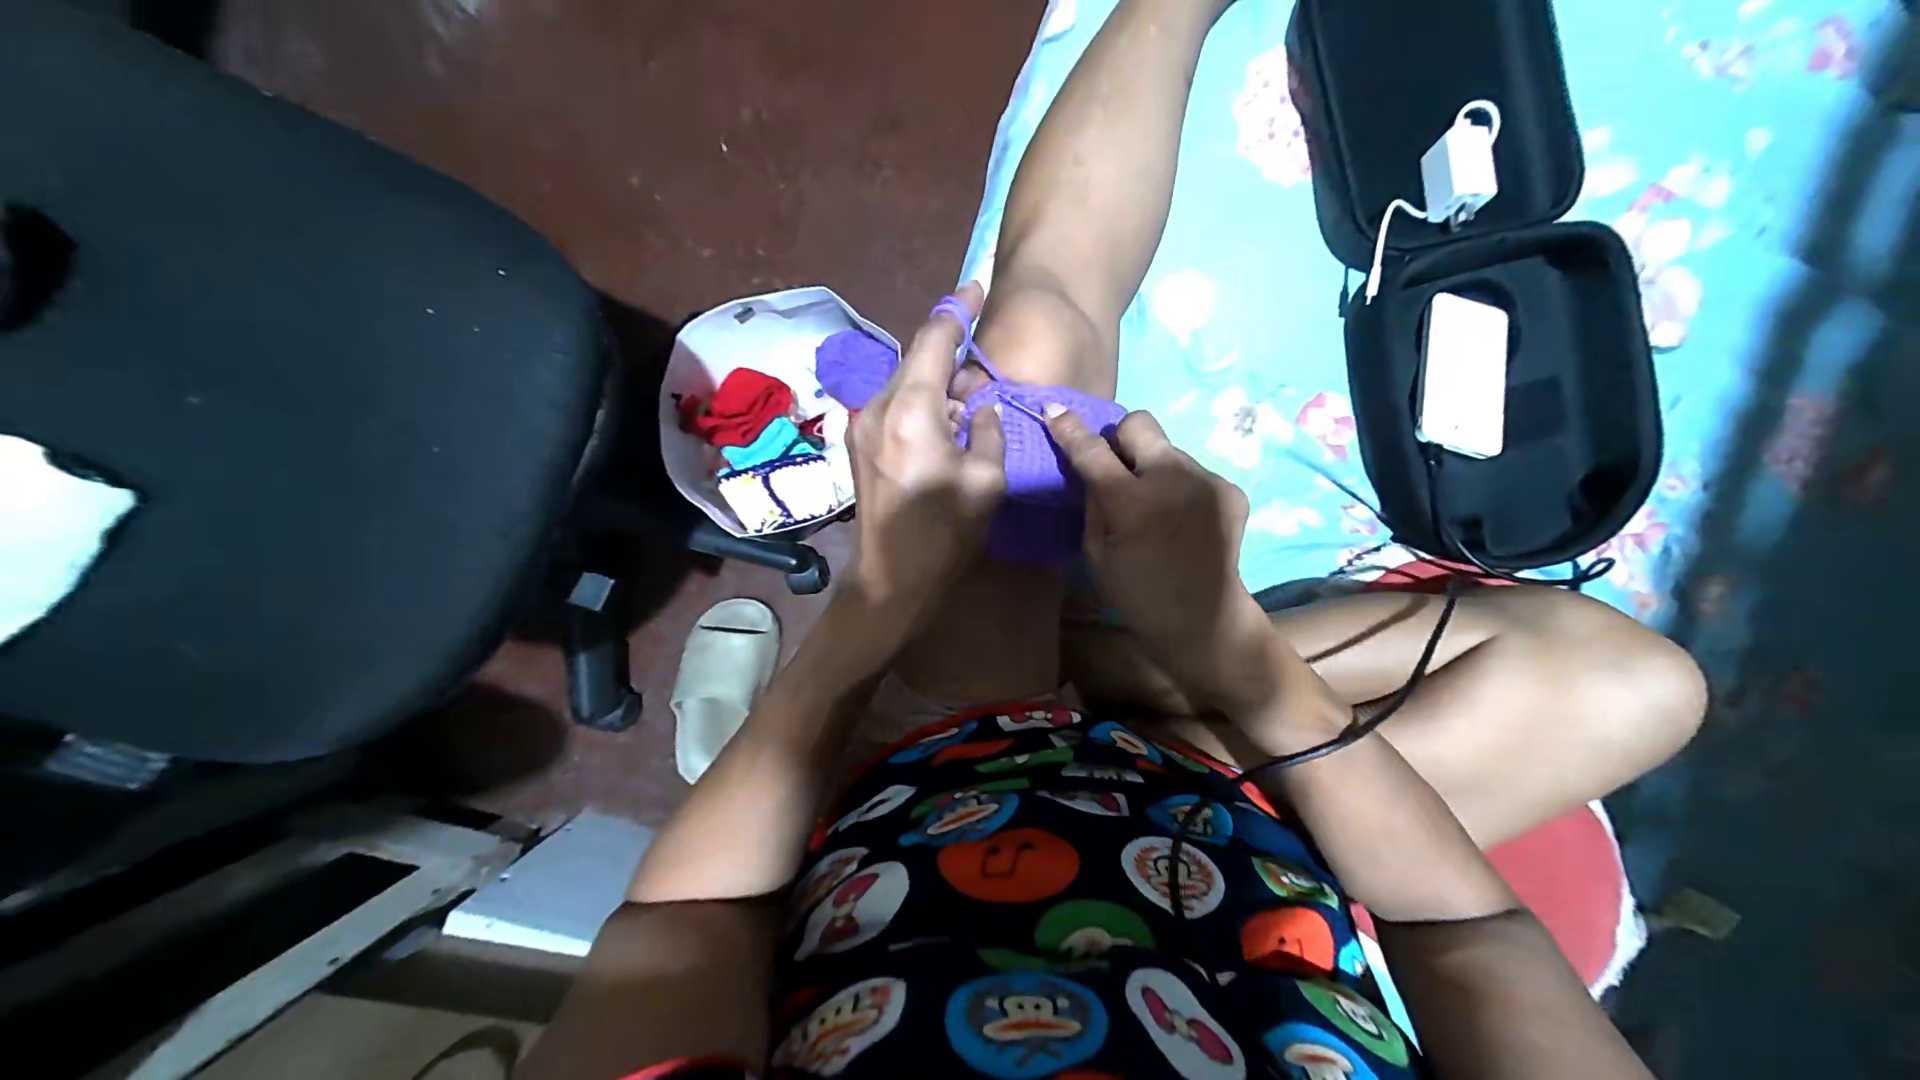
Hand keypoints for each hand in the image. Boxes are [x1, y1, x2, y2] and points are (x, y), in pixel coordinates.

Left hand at [844, 283, 1007, 630]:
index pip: (934, 340)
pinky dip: (919, 404)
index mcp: (910, 410)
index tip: (976, 286)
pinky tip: (941, 426)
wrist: (891, 579)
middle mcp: (876, 406)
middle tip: (984, 379)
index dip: (957, 309)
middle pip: (917, 361)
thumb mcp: (987, 480)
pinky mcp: (857, 443)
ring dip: (935, 385)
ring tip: (967, 409)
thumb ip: (989, 428)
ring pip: (904, 384)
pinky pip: (893, 406)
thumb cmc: (944, 533)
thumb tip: (982, 405)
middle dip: (951, 359)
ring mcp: (860, 425)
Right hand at [1045, 407, 1289, 717]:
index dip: (1069, 428)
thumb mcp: (1096, 552)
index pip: (1093, 450)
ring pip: (1167, 448)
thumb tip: (1090, 466)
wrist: (1204, 618)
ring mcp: (1207, 480)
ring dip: (1152, 466)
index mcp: (1133, 502)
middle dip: (1121, 437)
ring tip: (1154, 504)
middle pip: (1140, 423)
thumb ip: (1093, 501)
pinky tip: (1179, 516)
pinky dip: (1177, 485)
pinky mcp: (1229, 487)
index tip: (1054, 411)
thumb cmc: (1138, 593)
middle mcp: (1173, 478)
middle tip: (1116, 466)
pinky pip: (1190, 470)